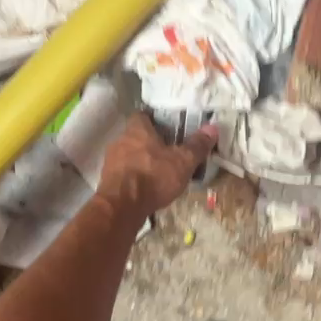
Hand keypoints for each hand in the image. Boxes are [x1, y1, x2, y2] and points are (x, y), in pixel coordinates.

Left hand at [96, 113, 217, 218]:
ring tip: (160, 171)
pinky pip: (124, 172)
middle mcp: (120, 140)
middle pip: (136, 135)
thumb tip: (212, 127)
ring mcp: (111, 160)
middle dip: (151, 142)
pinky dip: (135, 176)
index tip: (169, 126)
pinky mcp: (108, 179)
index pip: (143, 114)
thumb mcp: (182, 161)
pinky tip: (147, 187)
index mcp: (137, 129)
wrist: (121, 206)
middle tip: (169, 151)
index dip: (155, 119)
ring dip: (142, 160)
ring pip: (130, 154)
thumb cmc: (153, 176)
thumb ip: (197, 145)